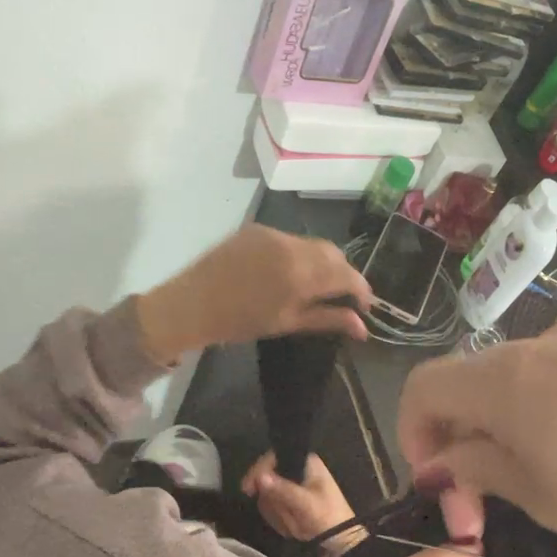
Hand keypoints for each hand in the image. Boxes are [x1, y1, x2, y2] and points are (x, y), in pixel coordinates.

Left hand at [136, 224, 373, 363]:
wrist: (191, 304)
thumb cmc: (239, 322)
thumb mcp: (287, 323)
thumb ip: (328, 319)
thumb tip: (363, 328)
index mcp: (301, 272)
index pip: (346, 274)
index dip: (361, 289)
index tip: (365, 307)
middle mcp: (291, 245)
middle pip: (333, 254)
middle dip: (344, 274)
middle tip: (345, 299)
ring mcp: (273, 233)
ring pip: (312, 245)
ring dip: (323, 263)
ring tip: (319, 287)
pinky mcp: (257, 229)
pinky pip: (290, 240)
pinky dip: (300, 255)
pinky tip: (291, 274)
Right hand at [242, 452, 361, 553]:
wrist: (341, 543)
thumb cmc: (328, 519)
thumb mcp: (306, 504)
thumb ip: (283, 490)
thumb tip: (261, 477)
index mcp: (307, 463)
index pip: (273, 458)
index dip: (259, 472)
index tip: (248, 489)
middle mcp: (298, 471)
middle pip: (267, 480)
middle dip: (275, 502)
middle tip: (289, 516)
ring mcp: (294, 488)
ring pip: (268, 497)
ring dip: (279, 514)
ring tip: (295, 525)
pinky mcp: (291, 503)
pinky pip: (273, 509)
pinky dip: (281, 520)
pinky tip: (293, 528)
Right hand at [398, 323, 556, 556]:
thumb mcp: (541, 498)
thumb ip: (478, 468)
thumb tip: (441, 461)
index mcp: (503, 380)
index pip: (422, 390)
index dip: (413, 439)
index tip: (441, 492)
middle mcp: (538, 346)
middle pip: (466, 382)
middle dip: (458, 442)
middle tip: (484, 506)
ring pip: (513, 370)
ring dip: (499, 419)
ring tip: (529, 469)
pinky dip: (552, 369)